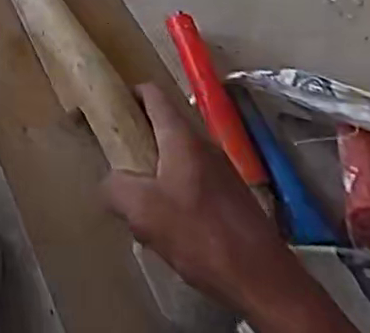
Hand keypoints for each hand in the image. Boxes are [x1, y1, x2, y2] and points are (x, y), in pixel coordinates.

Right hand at [102, 85, 306, 315]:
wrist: (260, 276)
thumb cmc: (199, 233)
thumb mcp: (144, 212)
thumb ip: (117, 188)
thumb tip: (108, 182)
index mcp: (181, 136)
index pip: (154, 94)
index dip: (131, 93)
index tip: (113, 107)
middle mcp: (204, 143)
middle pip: (166, 125)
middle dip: (142, 138)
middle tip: (122, 162)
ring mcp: (222, 168)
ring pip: (181, 154)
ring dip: (159, 167)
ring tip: (143, 199)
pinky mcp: (232, 194)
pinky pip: (196, 178)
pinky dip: (179, 188)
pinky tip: (173, 222)